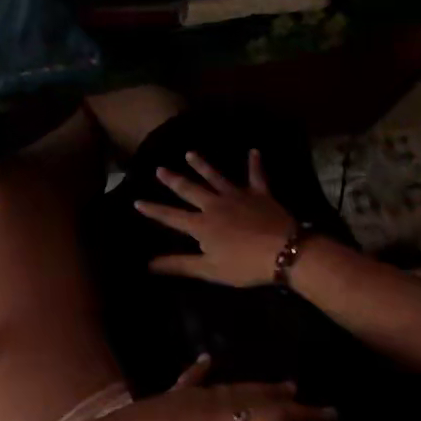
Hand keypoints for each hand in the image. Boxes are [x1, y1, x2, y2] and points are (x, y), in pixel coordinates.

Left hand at [13, 356, 334, 420]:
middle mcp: (194, 406)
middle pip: (253, 398)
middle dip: (292, 406)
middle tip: (328, 412)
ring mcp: (171, 401)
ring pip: (227, 388)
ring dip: (260, 390)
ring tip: (291, 388)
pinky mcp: (151, 406)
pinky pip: (188, 383)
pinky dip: (205, 374)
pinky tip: (210, 360)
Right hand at [134, 150, 298, 286]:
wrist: (283, 251)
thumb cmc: (244, 265)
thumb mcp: (209, 269)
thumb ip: (179, 265)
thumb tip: (148, 265)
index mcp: (201, 225)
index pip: (171, 217)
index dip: (154, 210)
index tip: (137, 201)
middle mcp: (215, 205)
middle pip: (190, 190)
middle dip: (173, 180)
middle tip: (160, 168)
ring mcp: (238, 196)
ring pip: (216, 177)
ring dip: (203, 165)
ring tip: (191, 153)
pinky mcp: (260, 194)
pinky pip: (256, 175)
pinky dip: (255, 163)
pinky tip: (254, 151)